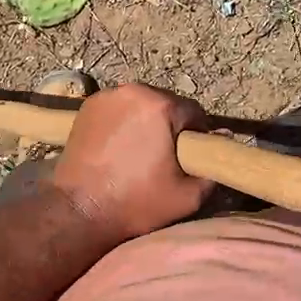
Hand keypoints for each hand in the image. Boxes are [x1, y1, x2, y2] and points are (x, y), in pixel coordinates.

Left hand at [52, 84, 212, 241]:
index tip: (188, 159)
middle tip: (163, 158)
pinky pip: (118, 108)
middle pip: (167, 104)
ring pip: (142, 104)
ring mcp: (107, 95)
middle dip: (170, 126)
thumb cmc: (135, 203)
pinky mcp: (87, 105)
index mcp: (161, 105)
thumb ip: (212, 168)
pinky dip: (123, 121)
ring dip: (146, 122)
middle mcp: (134, 90)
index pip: (194, 112)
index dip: (196, 136)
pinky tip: (119, 147)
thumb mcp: (187, 196)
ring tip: (139, 153)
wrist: (78, 211)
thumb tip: (223, 140)